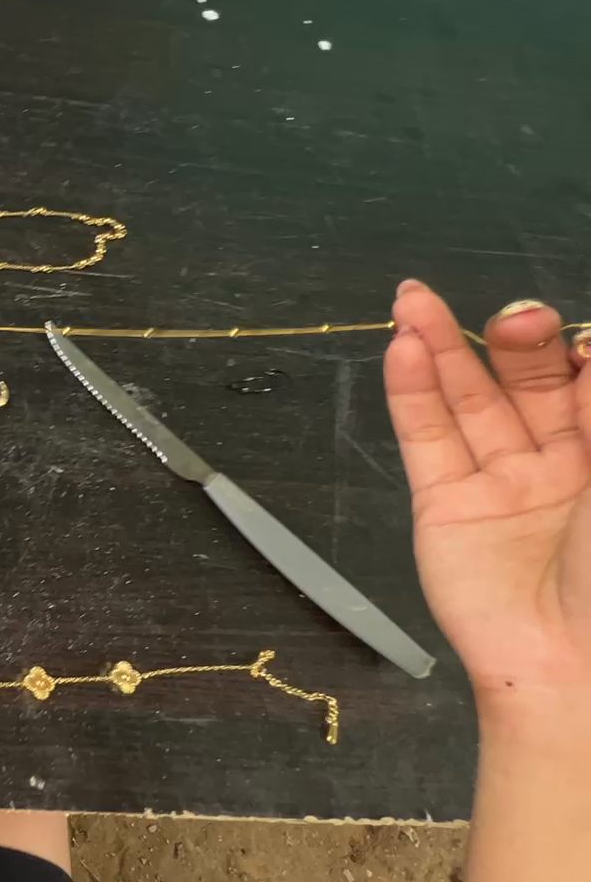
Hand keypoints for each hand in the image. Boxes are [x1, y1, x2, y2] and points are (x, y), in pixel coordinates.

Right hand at [384, 280, 590, 712]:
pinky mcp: (442, 500)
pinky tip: (401, 349)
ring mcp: (501, 483)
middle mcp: (568, 466)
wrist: (589, 673)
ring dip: (442, 349)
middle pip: (531, 386)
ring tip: (413, 300)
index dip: (582, 353)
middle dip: (512, 342)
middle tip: (508, 311)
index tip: (578, 335)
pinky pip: (427, 436)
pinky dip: (410, 391)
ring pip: (467, 401)